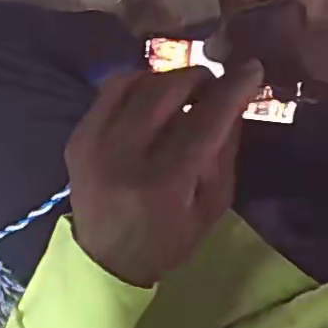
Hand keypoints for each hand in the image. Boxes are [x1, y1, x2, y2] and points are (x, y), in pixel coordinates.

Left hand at [65, 64, 263, 287]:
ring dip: (167, 77)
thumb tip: (235, 98)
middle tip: (214, 84)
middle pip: (164, 91)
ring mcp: (92, 143)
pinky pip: (110, 90)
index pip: (202, 122)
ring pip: (134, 82)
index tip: (250, 68)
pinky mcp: (77, 136)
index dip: (230, 90)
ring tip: (185, 89)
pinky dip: (138, 83)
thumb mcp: (211, 205)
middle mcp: (122, 157)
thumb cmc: (167, 237)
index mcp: (162, 184)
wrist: (104, 259)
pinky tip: (153, 95)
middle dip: (198, 78)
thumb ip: (224, 150)